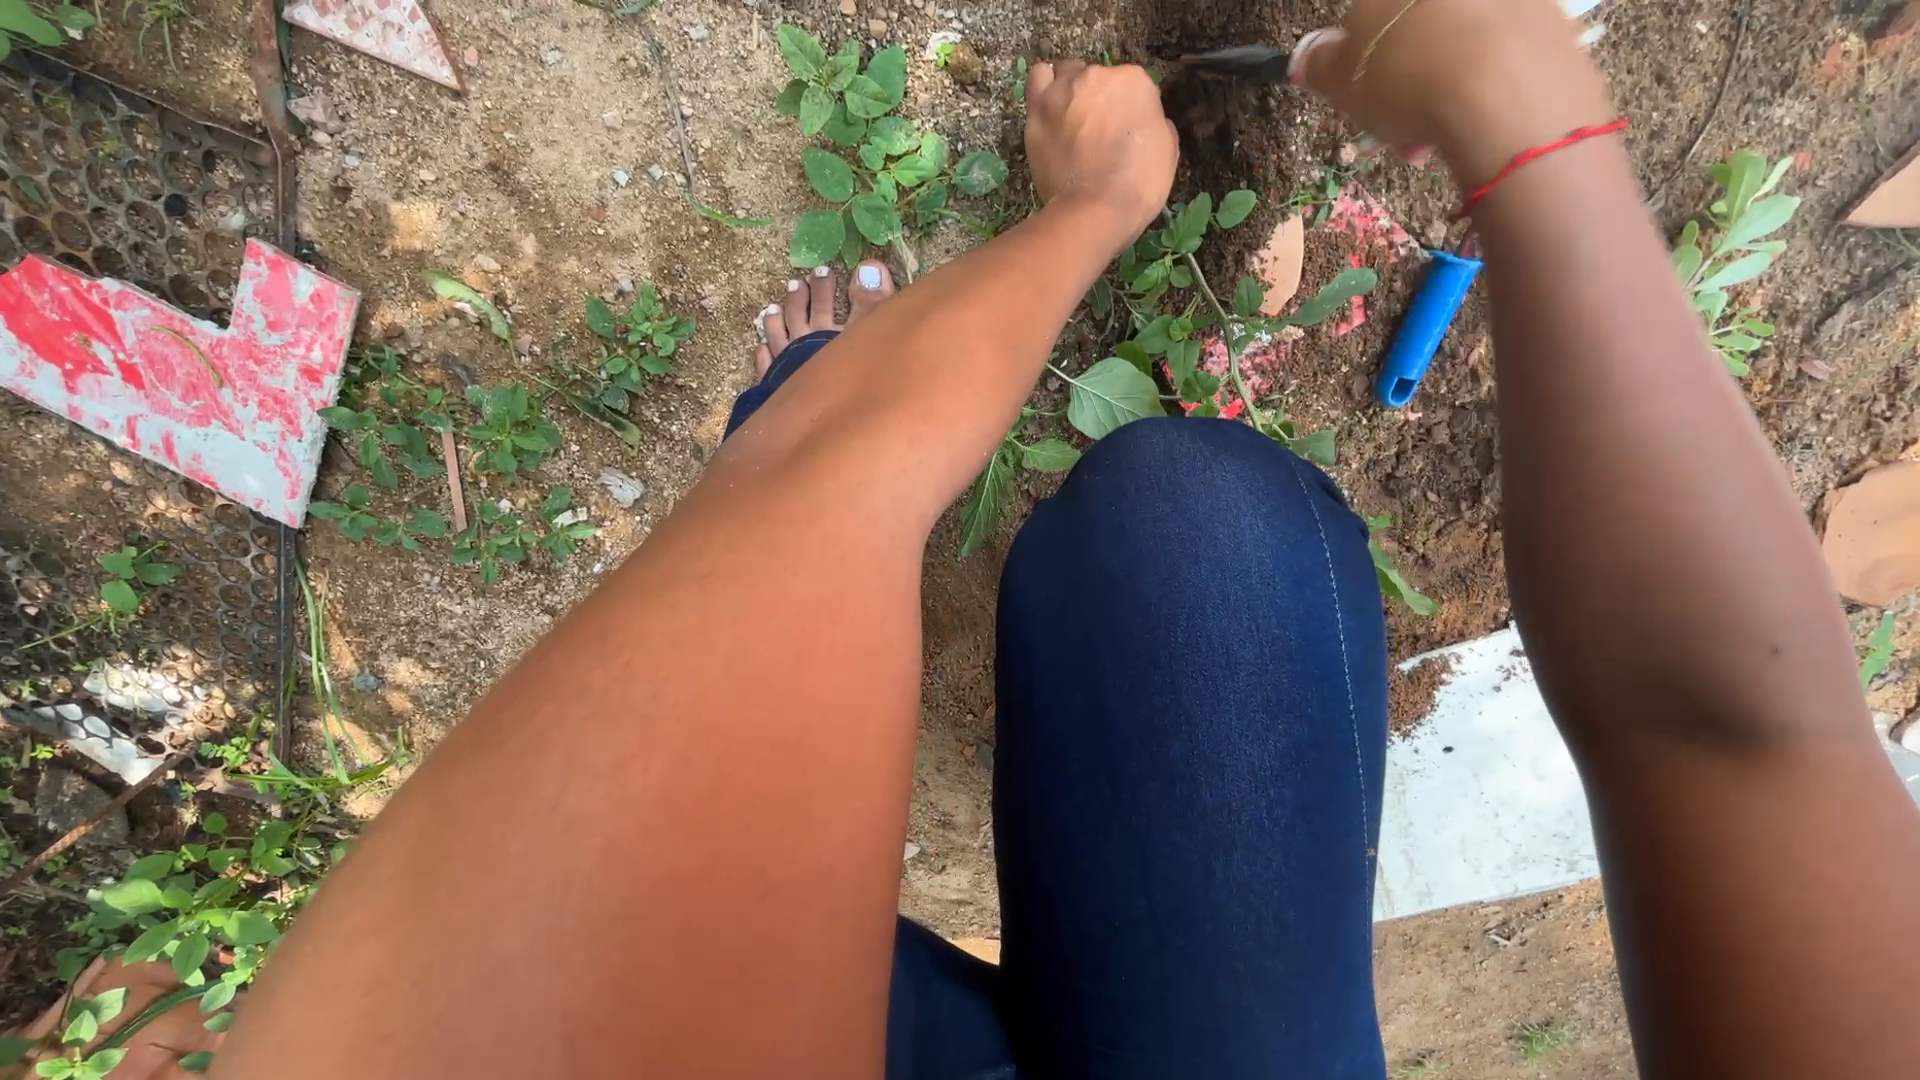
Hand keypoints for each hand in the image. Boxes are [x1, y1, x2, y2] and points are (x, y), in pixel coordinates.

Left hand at [1024, 60, 1176, 250]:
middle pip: (1098, 79)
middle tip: (1096, 133)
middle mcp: (1098, 75)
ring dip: (1071, 90)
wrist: (1095, 211)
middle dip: (1098, 101)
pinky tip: (1049, 105)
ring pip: (1067, 75)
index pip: (1132, 86)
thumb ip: (1156, 122)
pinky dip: (1045, 87)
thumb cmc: (1138, 185)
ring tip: (1071, 119)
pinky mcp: (1038, 111)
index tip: (1123, 132)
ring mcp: (1064, 91)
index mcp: (1135, 81)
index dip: (1128, 110)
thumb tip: (1145, 117)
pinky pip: (1038, 80)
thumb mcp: (1167, 150)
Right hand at [1291, 0, 1611, 185]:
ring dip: (1435, 88)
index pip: (1370, 14)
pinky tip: (1464, 126)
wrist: (1504, 92)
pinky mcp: (1549, 20)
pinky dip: (1476, 89)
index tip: (1356, 95)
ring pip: (1456, 43)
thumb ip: (1320, 65)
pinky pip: (1497, 56)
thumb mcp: (1342, 80)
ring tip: (1424, 137)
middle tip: (1389, 124)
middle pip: (1418, 26)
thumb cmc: (1407, 78)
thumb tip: (1307, 57)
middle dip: (1401, 75)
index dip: (1358, 58)